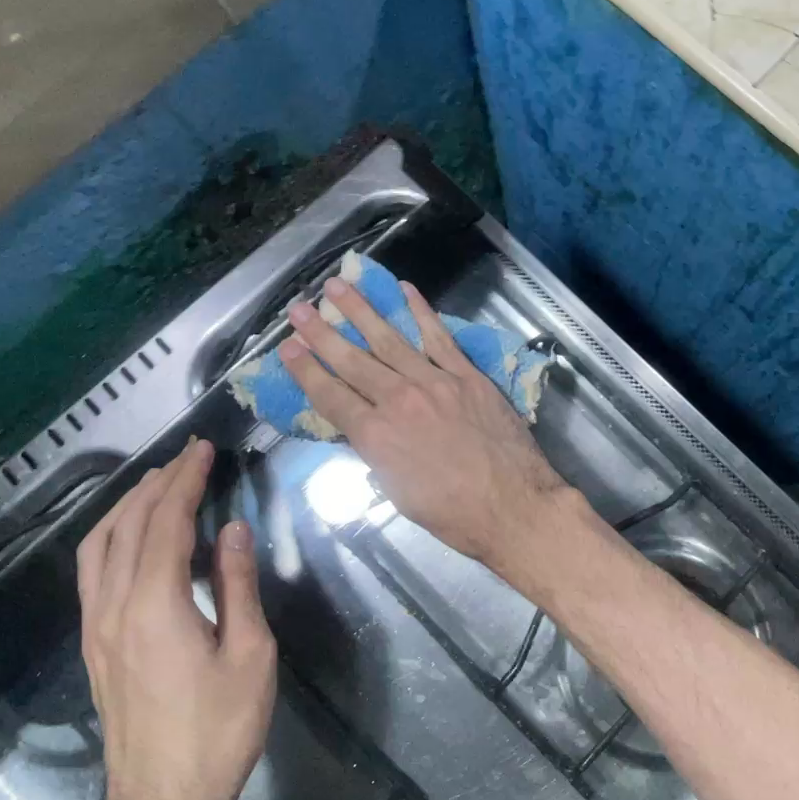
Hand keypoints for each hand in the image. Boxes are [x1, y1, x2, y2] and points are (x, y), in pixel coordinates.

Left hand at [71, 440, 277, 799]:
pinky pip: (92, 573)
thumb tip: (232, 529)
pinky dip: (111, 538)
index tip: (203, 449)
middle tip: (187, 457)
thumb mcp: (249, 654)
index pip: (166, 523)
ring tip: (157, 484)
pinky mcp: (94, 648)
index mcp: (154, 605)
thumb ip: (237, 585)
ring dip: (126, 508)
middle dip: (156, 484)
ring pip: (97, 548)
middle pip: (126, 528)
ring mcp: (96, 630)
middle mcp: (113, 608)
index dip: (185, 481)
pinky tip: (132, 539)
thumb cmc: (219, 728)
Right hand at [279, 277, 574, 566]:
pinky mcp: (468, 376)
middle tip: (298, 307)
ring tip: (338, 285)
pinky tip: (405, 290)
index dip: (305, 370)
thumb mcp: (396, 490)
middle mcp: (400, 400)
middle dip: (321, 332)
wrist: (512, 506)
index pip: (330, 395)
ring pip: (390, 339)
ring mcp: (436, 382)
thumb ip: (377, 452)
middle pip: (352, 360)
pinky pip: (440, 337)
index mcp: (376, 436)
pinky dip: (421, 312)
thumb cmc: (452, 514)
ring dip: (361, 310)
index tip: (286, 347)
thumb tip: (365, 428)